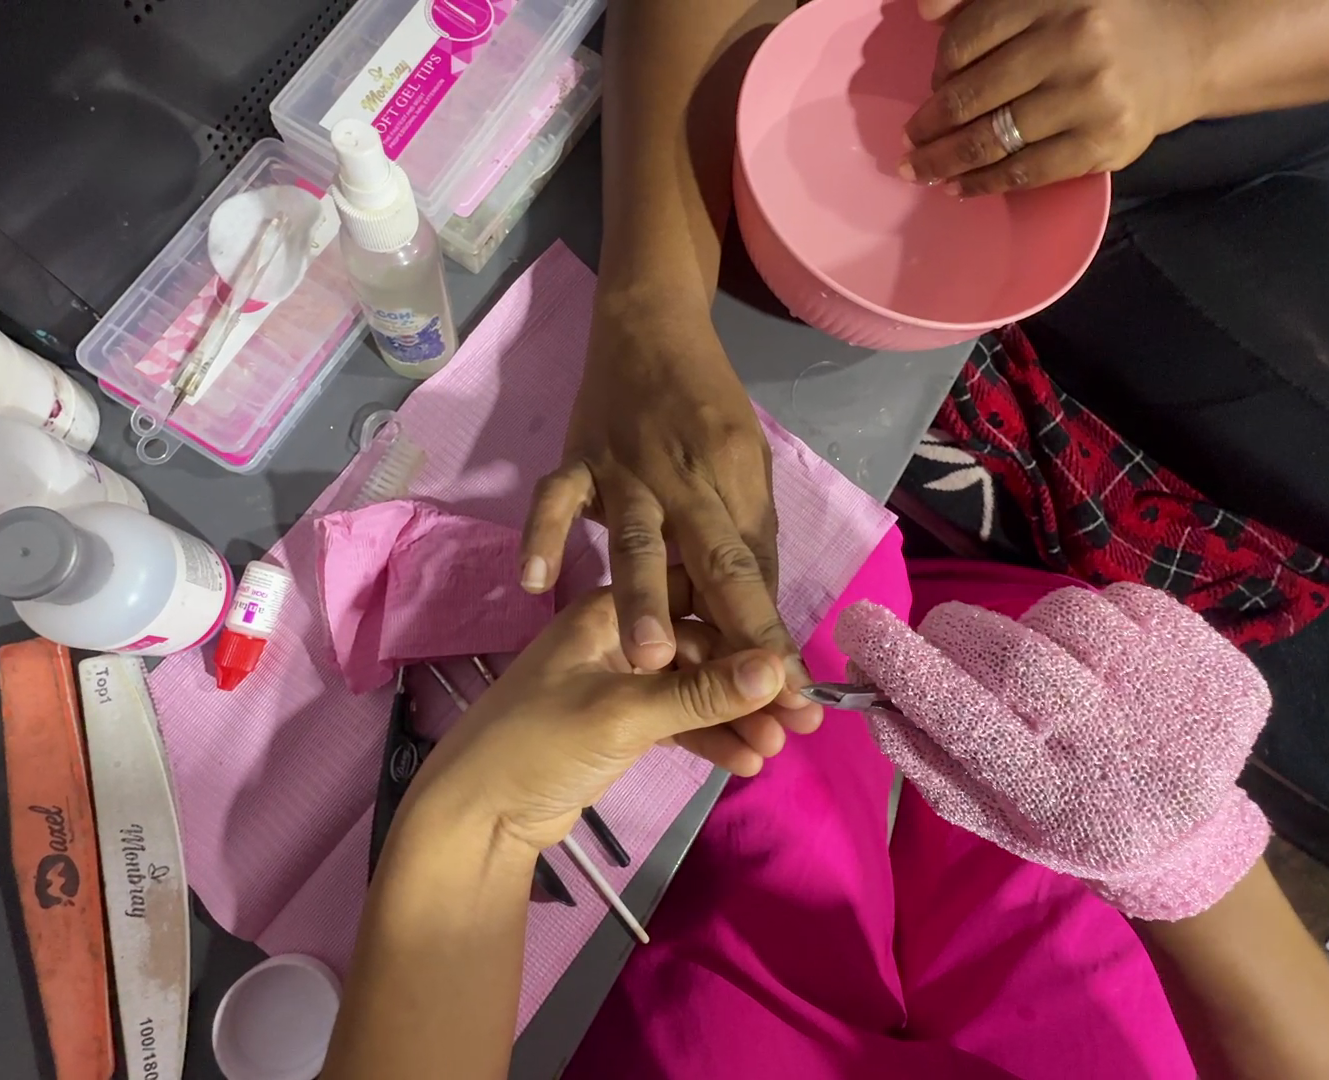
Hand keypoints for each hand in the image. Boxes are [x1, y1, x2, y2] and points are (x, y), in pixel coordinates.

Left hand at [409, 589, 816, 851]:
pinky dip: (707, 739)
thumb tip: (778, 670)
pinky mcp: (623, 723)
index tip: (796, 671)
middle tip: (800, 721)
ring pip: (693, 690)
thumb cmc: (541, 741)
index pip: (697, 604)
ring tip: (775, 748)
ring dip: (733, 717)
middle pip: (702, 651)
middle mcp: (622, 637)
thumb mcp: (624, 713)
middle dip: (748, 686)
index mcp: (612, 611)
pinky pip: (677, 722)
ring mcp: (622, 681)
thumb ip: (700, 693)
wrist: (478, 812)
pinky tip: (743, 762)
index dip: (748, 634)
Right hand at [522, 293, 807, 689]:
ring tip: (644, 658)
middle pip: (711, 560)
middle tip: (741, 699)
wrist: (650, 326)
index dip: (772, 632)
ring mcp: (625, 468)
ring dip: (643, 597)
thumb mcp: (747, 460)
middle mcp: (685, 478)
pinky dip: (543, 536)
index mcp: (734, 479)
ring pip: (636, 538)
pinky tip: (535, 583)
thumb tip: (758, 606)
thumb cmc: (706, 402)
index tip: (793, 699)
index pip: (756, 568)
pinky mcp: (577, 458)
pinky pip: (555, 499)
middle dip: (727, 630)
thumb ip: (748, 531)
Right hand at [835, 583, 1272, 919]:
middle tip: (944, 635)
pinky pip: (1128, 600)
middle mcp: (1115, 751)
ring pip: (1067, 613)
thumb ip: (918, 750)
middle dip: (956, 629)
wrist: (1181, 837)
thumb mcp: (979, 810)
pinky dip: (1097, 617)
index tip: (855, 622)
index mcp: (1047, 792)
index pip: (958, 711)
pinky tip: (1104, 660)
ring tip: (1045, 660)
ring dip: (1032, 624)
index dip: (900, 661)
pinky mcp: (1224, 672)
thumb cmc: (1057, 820)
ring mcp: (1179, 708)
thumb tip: (864, 682)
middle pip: (1013, 653)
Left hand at [899, 0, 1212, 195]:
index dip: (939, 71)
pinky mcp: (1101, 142)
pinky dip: (979, 184)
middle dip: (927, 127)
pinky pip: (1021, 173)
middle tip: (909, 142)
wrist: (1185, 53)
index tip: (934, 87)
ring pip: (988, 140)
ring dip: (942, 162)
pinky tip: (956, 188)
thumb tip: (924, 11)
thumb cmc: (1101, 23)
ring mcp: (1091, 95)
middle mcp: (1076, 39)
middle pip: (968, 97)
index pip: (965, 42)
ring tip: (918, 170)